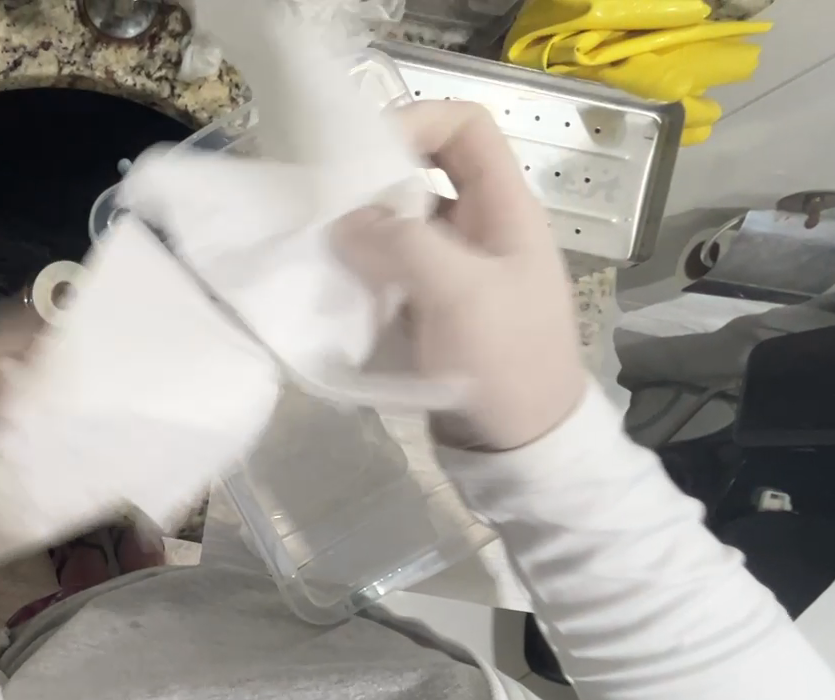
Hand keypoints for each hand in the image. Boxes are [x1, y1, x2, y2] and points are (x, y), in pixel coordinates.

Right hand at [332, 101, 585, 450]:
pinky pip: (384, 278)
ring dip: (355, 239)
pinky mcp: (423, 313)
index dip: (414, 122)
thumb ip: (404, 247)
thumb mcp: (461, 293)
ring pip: (394, 232)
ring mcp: (447, 275)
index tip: (356, 154)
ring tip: (317, 257)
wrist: (517, 442)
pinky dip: (356, 279)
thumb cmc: (504, 361)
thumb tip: (343, 224)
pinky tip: (332, 294)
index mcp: (502, 209)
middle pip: (417, 179)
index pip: (463, 129)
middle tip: (320, 214)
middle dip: (367, 189)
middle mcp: (474, 232)